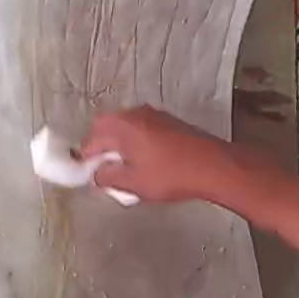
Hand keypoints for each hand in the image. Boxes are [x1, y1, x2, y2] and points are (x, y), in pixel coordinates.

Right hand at [82, 106, 242, 203]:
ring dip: (118, 145)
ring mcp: (153, 115)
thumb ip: (107, 178)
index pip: (91, 140)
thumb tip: (97, 175)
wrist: (213, 166)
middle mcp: (135, 114)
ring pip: (124, 128)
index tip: (85, 174)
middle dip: (100, 148)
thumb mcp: (132, 183)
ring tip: (123, 169)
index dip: (85, 159)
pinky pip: (141, 129)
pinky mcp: (168, 122)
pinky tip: (143, 162)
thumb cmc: (172, 174)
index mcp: (121, 126)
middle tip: (101, 170)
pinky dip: (135, 143)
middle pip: (105, 128)